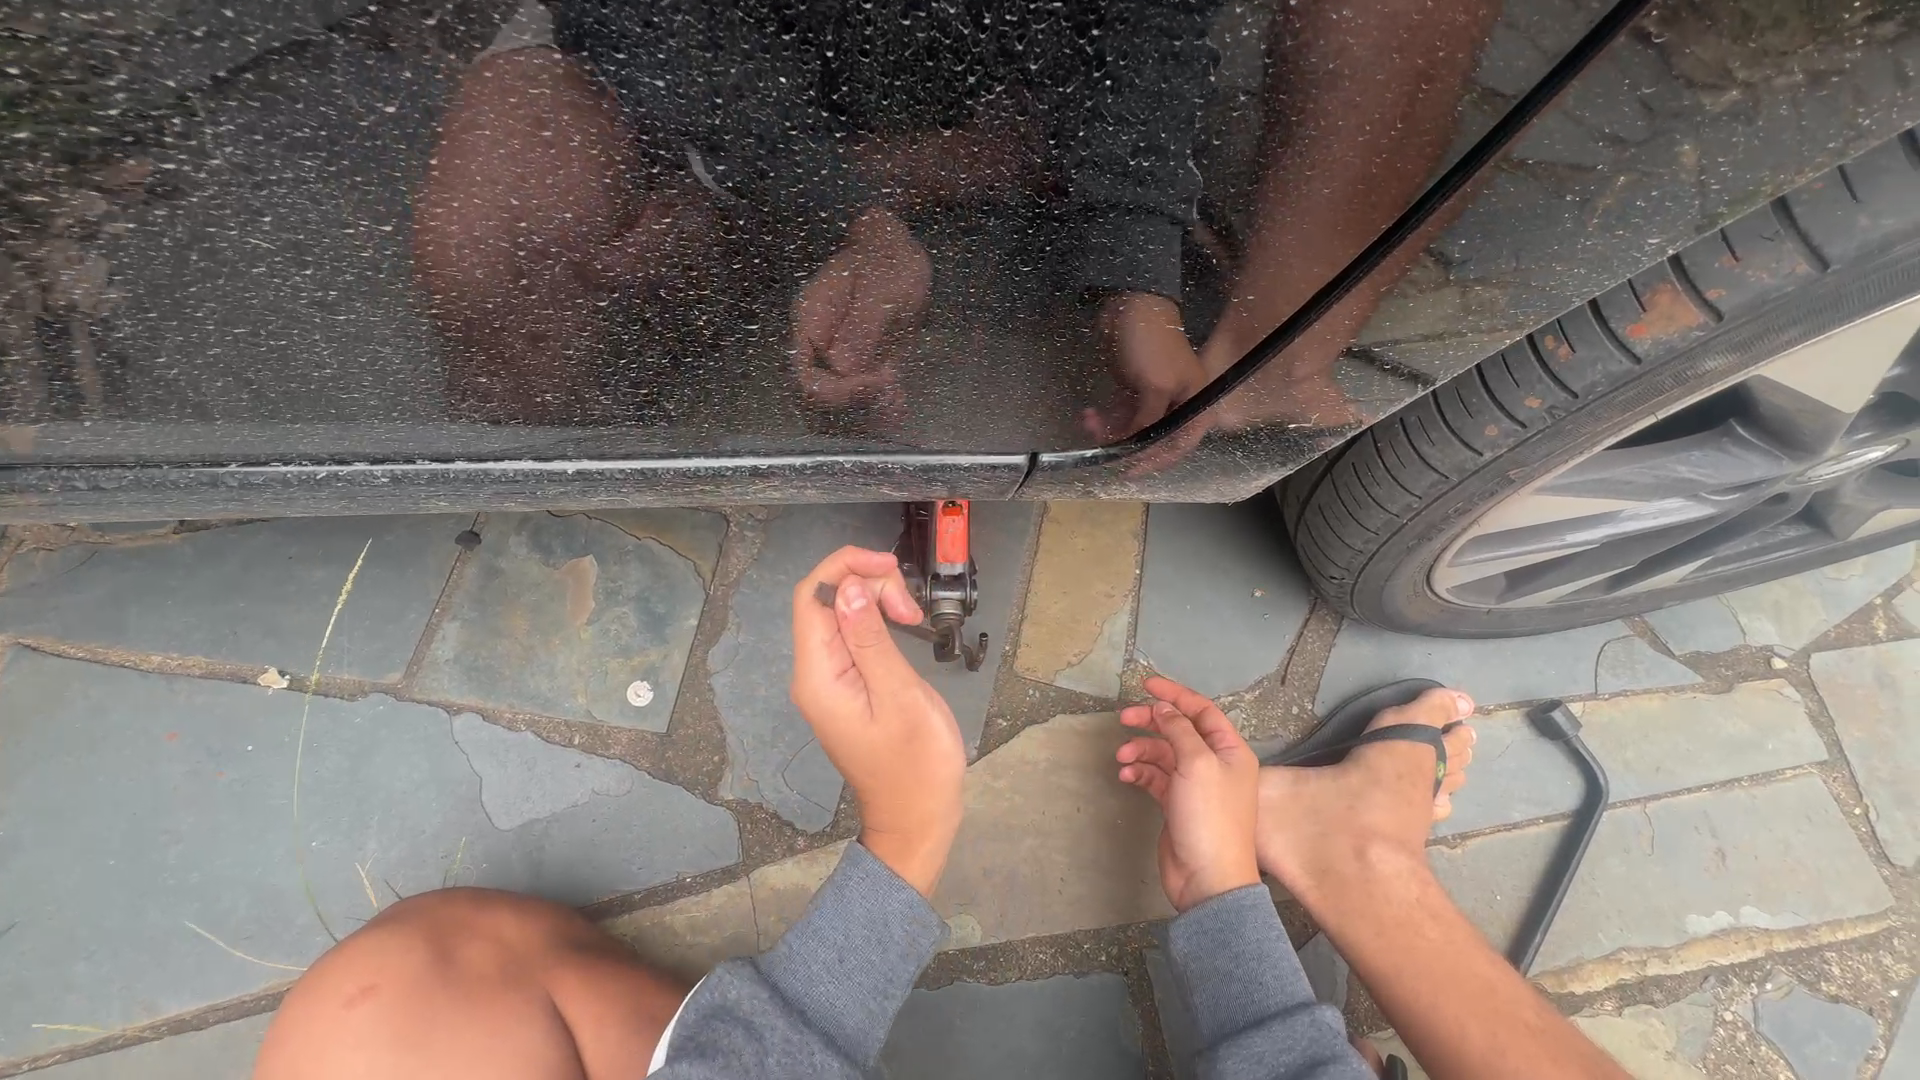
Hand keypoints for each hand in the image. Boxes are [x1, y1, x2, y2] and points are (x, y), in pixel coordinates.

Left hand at [789, 546, 964, 895]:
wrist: (916, 819)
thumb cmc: (917, 764)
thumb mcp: (900, 697)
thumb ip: (871, 641)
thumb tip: (848, 589)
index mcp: (818, 677)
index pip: (813, 598)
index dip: (845, 567)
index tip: (890, 565)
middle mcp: (813, 674)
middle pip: (825, 601)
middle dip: (867, 584)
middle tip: (910, 607)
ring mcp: (827, 681)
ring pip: (840, 615)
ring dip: (875, 601)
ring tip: (912, 617)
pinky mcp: (845, 686)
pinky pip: (851, 636)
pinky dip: (876, 620)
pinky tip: (902, 625)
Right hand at [791, 208, 931, 422]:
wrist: (897, 257)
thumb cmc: (888, 260)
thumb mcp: (882, 286)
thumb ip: (862, 325)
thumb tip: (842, 366)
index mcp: (810, 324)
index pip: (804, 377)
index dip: (837, 394)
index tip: (877, 383)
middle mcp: (816, 350)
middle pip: (815, 404)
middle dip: (853, 410)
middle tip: (891, 395)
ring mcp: (835, 365)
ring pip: (836, 413)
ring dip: (865, 419)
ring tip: (897, 402)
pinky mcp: (858, 374)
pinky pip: (858, 408)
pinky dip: (877, 415)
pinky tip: (899, 404)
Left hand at [1082, 293, 1214, 475]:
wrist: (1130, 305)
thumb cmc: (1152, 345)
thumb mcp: (1156, 387)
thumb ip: (1148, 422)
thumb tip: (1136, 447)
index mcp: (1196, 402)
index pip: (1181, 445)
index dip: (1157, 461)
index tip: (1130, 471)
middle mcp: (1178, 404)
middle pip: (1153, 439)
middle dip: (1126, 444)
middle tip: (1102, 451)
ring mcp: (1153, 397)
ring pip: (1131, 428)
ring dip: (1108, 430)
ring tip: (1088, 423)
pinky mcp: (1132, 389)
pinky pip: (1118, 414)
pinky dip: (1103, 418)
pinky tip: (1088, 415)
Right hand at [1115, 675, 1262, 911]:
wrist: (1208, 879)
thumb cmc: (1209, 816)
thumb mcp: (1196, 764)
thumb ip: (1179, 730)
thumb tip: (1164, 709)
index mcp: (1229, 750)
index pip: (1201, 710)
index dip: (1175, 695)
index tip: (1146, 685)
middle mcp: (1214, 764)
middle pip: (1179, 729)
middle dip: (1151, 721)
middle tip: (1124, 718)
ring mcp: (1194, 785)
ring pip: (1163, 753)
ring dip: (1141, 750)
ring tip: (1122, 756)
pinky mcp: (1176, 804)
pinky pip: (1155, 777)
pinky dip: (1139, 772)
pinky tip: (1126, 775)